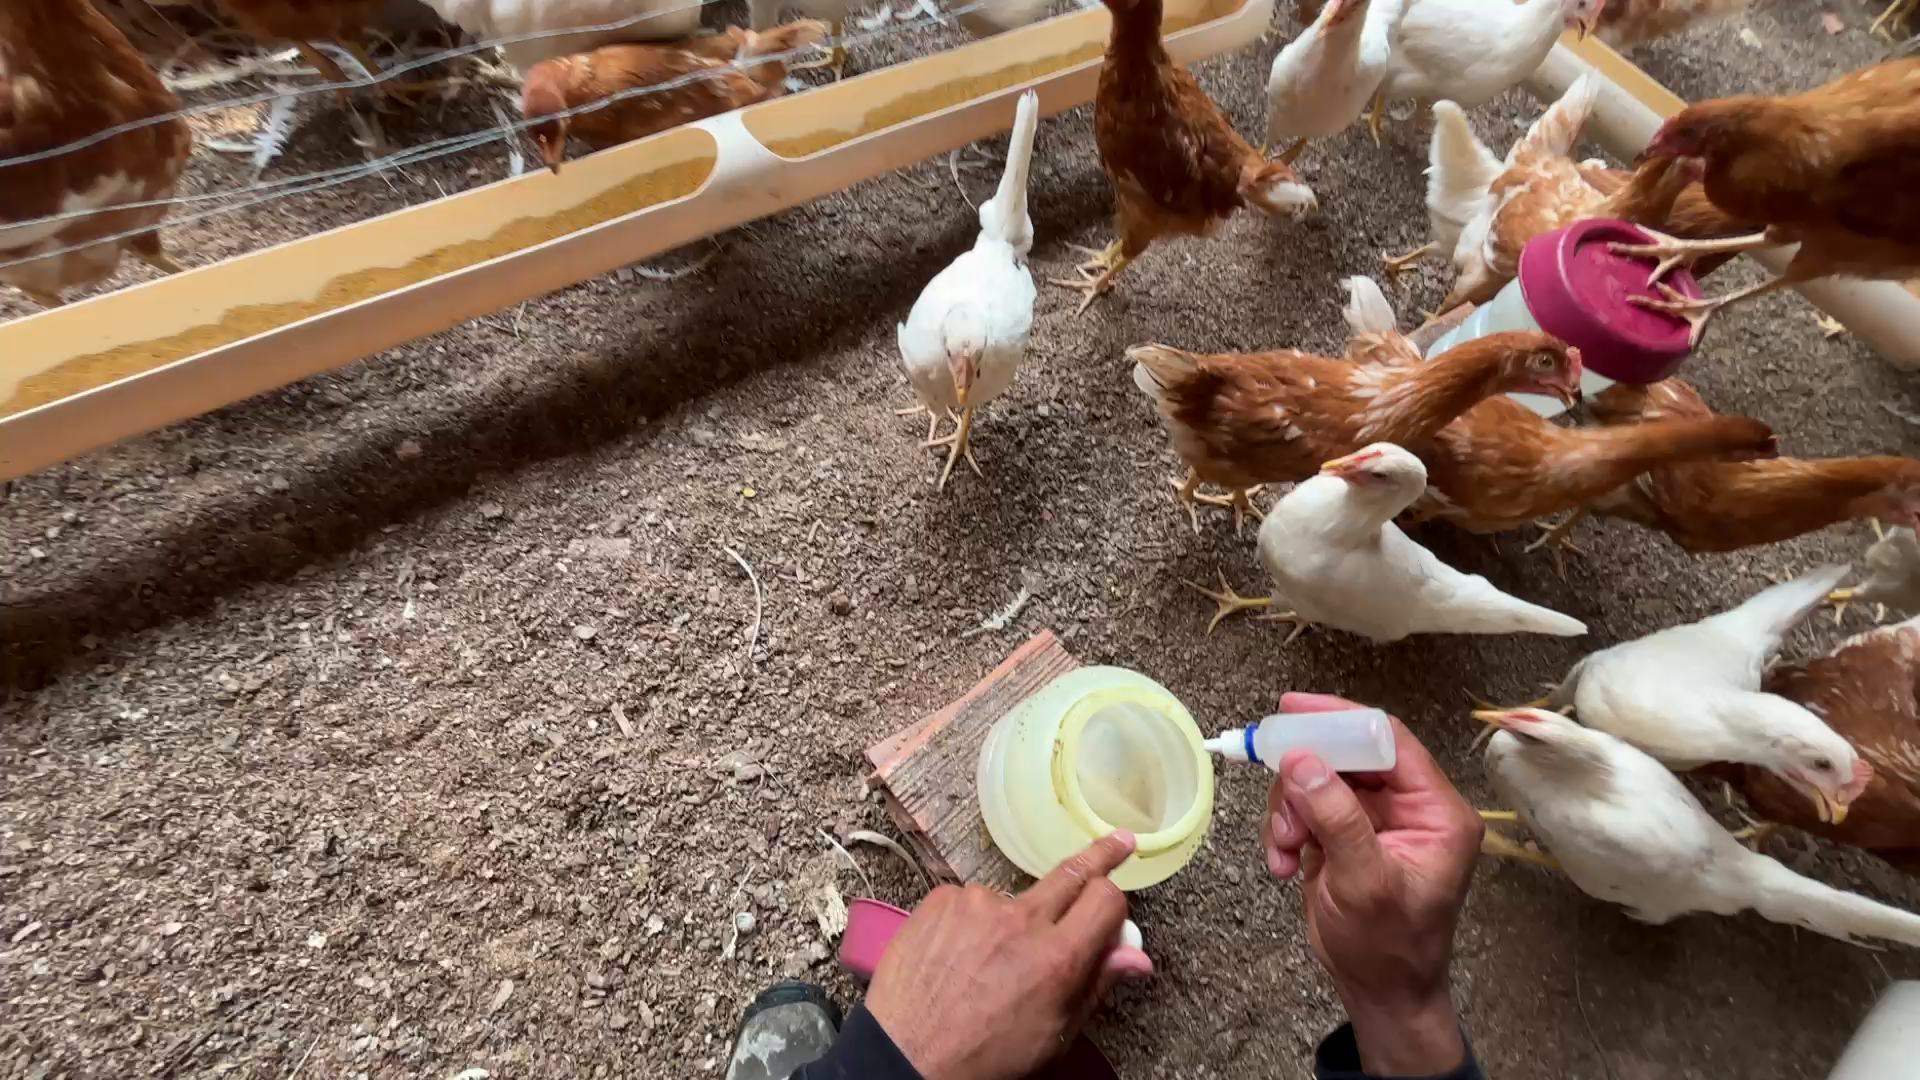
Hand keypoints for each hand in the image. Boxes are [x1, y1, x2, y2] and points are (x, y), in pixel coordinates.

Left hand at [864, 832, 1154, 1079]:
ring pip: (1014, 898)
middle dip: (1100, 853)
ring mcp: (978, 901)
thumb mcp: (1051, 1036)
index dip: (1115, 895)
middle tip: (1118, 841)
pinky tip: (958, 954)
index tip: (1121, 879)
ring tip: (987, 963)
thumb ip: (1094, 985)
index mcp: (1055, 958)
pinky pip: (972, 901)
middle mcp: (1020, 919)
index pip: (1105, 898)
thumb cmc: (983, 1056)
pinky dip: (973, 922)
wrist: (904, 1055)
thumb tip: (1136, 955)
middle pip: (1071, 872)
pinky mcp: (943, 895)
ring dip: (1013, 920)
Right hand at [1261, 693, 1482, 1076]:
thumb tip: (1302, 759)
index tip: (1292, 708)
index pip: (1387, 739)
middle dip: (1302, 774)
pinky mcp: (1338, 826)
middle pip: (1341, 753)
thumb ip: (1337, 818)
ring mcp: (1368, 815)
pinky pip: (1299, 802)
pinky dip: (1282, 827)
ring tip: (1286, 845)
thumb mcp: (1366, 882)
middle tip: (1275, 783)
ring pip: (1311, 776)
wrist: (1376, 990)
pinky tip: (1284, 861)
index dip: (1340, 717)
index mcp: (1433, 810)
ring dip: (1287, 808)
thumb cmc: (1388, 947)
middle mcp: (1404, 804)